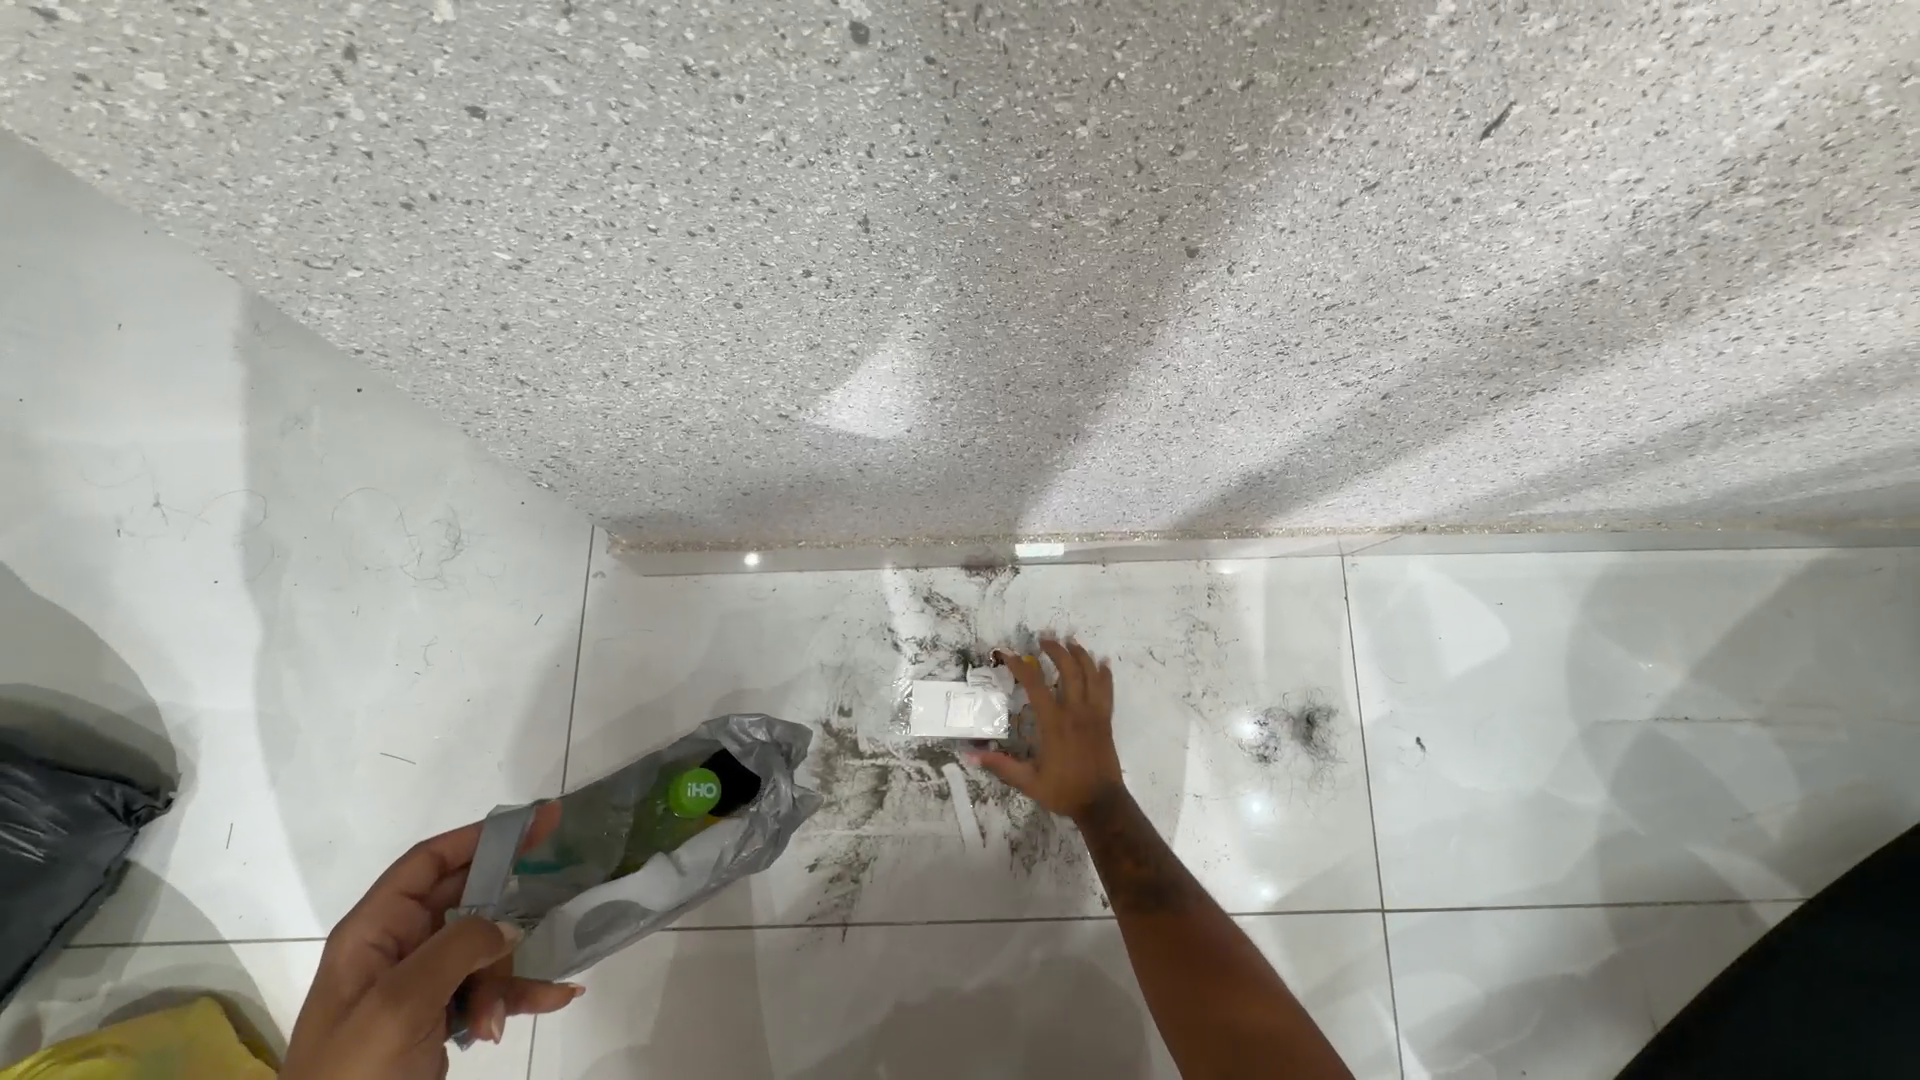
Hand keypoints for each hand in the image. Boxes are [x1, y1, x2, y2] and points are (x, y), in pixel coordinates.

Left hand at [281, 803, 580, 1079]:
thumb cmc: (353, 1075)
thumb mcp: (398, 1005)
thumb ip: (457, 949)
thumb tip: (507, 929)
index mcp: (373, 933)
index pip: (429, 862)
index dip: (483, 835)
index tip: (541, 820)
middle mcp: (396, 949)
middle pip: (467, 901)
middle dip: (505, 911)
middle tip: (561, 884)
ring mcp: (419, 986)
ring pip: (485, 949)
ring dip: (507, 974)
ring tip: (500, 1013)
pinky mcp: (439, 1017)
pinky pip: (492, 987)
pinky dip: (522, 993)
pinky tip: (555, 998)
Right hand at [971, 638, 1123, 820]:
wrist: (1102, 804)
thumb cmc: (1063, 791)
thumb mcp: (1027, 781)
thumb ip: (1000, 765)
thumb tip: (970, 755)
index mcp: (1053, 723)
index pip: (1035, 684)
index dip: (1020, 666)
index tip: (1008, 654)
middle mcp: (1075, 712)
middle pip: (1068, 670)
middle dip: (1056, 651)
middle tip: (1044, 639)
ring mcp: (1094, 714)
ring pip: (1091, 675)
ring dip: (1081, 655)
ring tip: (1071, 642)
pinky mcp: (1106, 721)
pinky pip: (1108, 691)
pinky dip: (1105, 675)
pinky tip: (1103, 663)